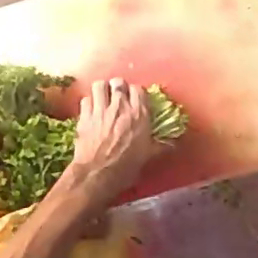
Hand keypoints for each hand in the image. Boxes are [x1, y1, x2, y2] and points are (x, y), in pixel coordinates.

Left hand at [66, 78, 158, 205]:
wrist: (97, 175)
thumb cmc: (125, 167)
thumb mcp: (148, 157)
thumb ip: (161, 146)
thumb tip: (174, 144)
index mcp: (138, 114)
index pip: (138, 89)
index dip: (136, 93)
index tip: (135, 100)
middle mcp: (119, 107)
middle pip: (118, 82)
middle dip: (118, 87)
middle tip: (118, 96)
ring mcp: (100, 110)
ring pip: (100, 85)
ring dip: (102, 90)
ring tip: (103, 98)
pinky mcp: (84, 117)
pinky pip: (85, 99)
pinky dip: (88, 102)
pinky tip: (91, 110)